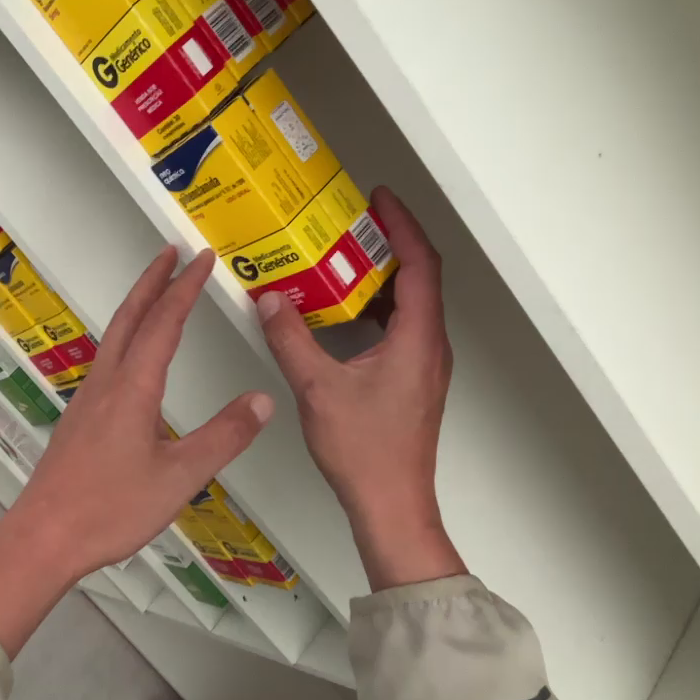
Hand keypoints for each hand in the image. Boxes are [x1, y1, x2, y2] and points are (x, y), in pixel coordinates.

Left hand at [0, 247, 272, 655]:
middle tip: (170, 253)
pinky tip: (131, 362)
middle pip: (128, 319)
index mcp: (133, 389)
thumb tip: (263, 400)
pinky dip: (124, 341)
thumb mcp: (179, 477)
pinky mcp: (77, 422)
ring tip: (154, 295)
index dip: (185, 288)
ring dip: (135, 309)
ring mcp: (86, 402)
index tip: (203, 258)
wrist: (44, 536)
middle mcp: (105, 385)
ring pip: (113, 340)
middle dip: (151, 282)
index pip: (163, 324)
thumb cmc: (111, 508)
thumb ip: (223, 437)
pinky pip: (105, 365)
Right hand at [258, 187, 465, 590]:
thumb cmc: (363, 449)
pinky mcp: (411, 382)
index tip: (379, 197)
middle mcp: (430, 346)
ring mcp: (423, 366)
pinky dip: (376, 309)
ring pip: (410, 306)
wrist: (390, 503)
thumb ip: (292, 340)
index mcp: (417, 338)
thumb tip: (270, 299)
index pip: (420, 264)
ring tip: (342, 260)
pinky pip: (400, 330)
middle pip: (420, 279)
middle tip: (352, 223)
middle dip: (391, 244)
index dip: (403, 225)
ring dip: (382, 278)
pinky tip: (342, 315)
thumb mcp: (317, 389)